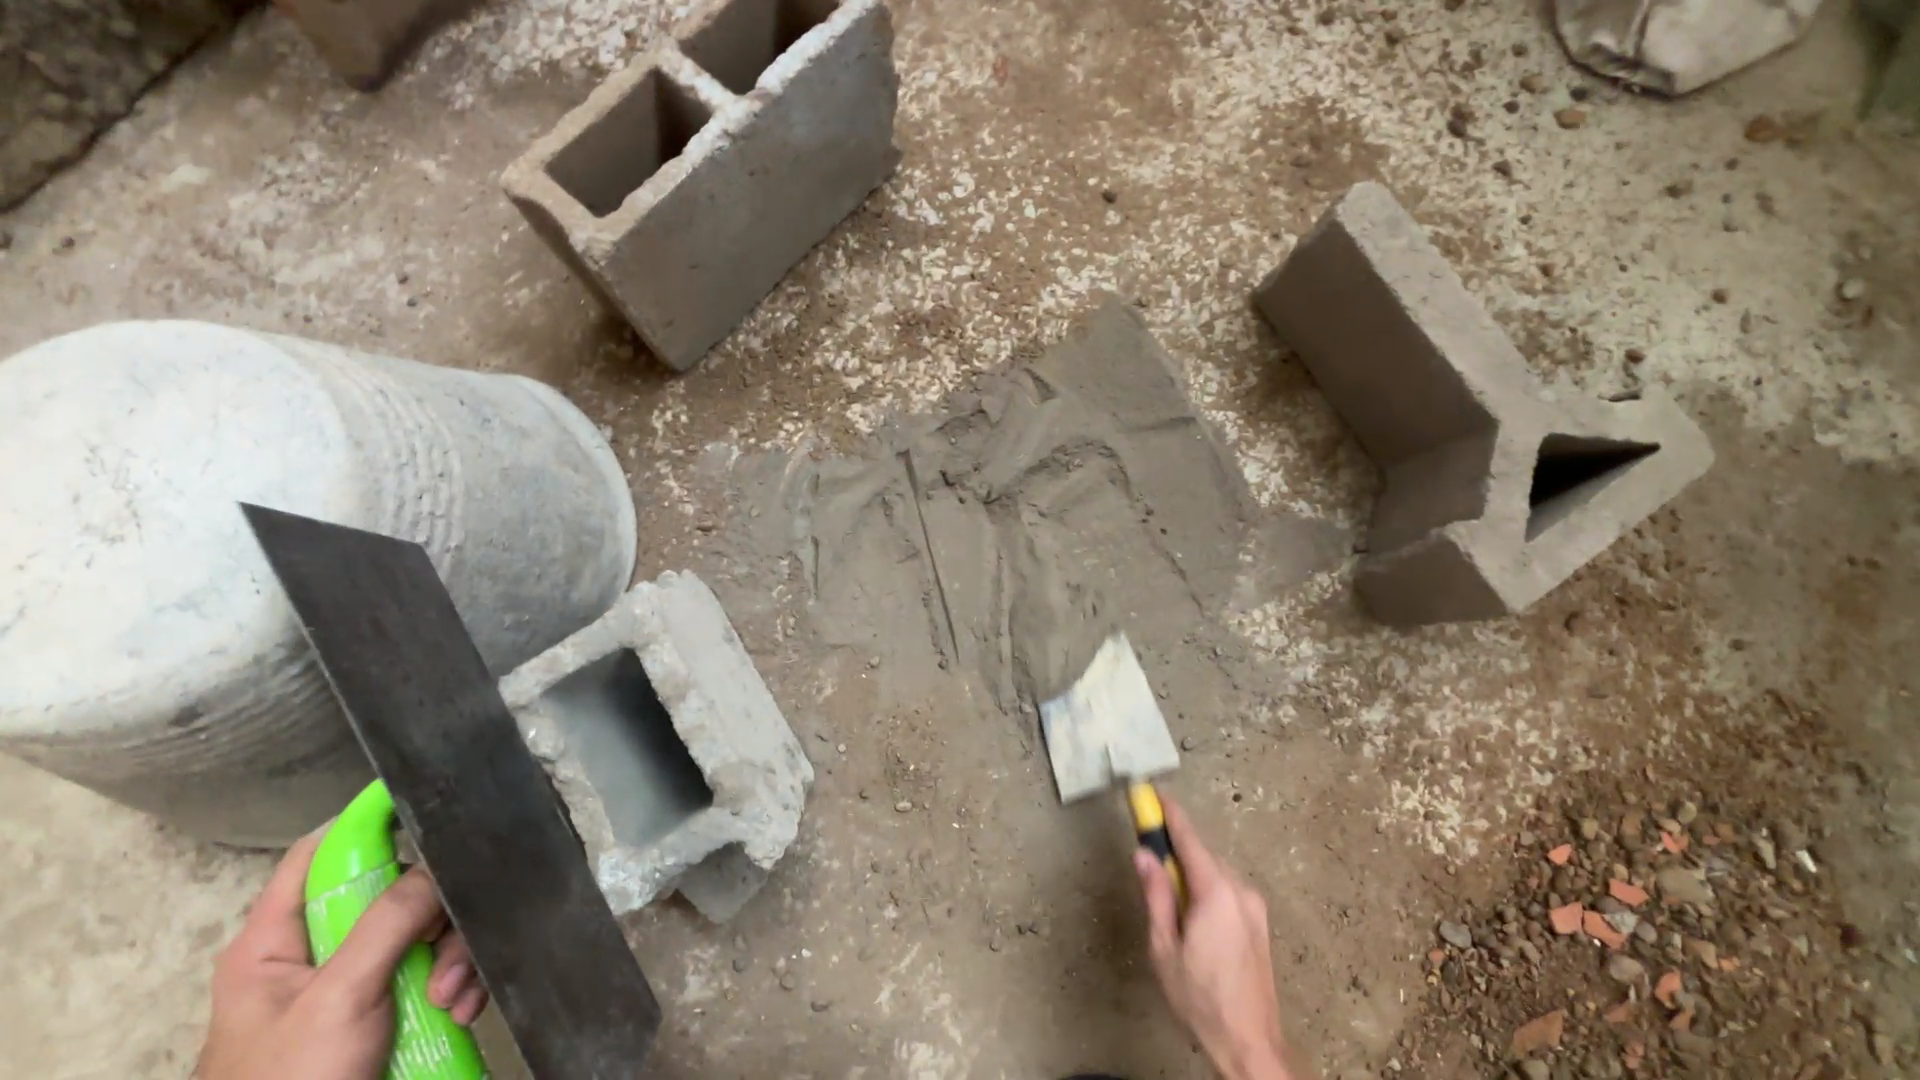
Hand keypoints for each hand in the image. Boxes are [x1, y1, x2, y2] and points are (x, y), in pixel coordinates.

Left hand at [196, 830, 488, 1079]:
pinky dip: (457, 988)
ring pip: (422, 937)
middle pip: (390, 896)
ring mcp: (355, 987)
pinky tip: (462, 1013)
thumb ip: (386, 924)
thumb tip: (435, 864)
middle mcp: (318, 955)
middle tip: (444, 950)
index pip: (318, 856)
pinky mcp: (389, 1014)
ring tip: (454, 1000)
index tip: (427, 808)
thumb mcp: (338, 999)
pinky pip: (435, 976)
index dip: (367, 826)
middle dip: (432, 918)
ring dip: (452, 960)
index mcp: (276, 943)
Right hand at [1135, 798, 1299, 1079]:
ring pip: (1215, 874)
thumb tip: (1144, 854)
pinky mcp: (1259, 924)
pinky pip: (1227, 892)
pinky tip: (1193, 920)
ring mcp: (1254, 908)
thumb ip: (1155, 894)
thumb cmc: (1201, 998)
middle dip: (1174, 853)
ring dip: (1191, 876)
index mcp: (1216, 893)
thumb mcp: (1164, 946)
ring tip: (1171, 909)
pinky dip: (1206, 891)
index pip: (1189, 839)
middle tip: (1149, 862)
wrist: (1249, 1043)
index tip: (1152, 793)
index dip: (1168, 813)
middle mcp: (1240, 892)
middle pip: (1202, 856)